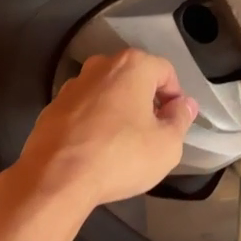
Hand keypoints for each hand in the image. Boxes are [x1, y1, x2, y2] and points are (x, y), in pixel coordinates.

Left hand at [8, 49, 200, 213]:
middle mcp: (101, 65)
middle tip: (151, 135)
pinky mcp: (55, 105)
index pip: (166, 71)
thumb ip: (180, 120)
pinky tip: (95, 149)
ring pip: (108, 92)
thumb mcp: (166, 145)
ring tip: (122, 145)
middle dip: (146, 102)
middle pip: (135, 78)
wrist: (57, 176)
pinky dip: (94, 122)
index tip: (174, 124)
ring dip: (119, 110)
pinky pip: (84, 108)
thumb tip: (185, 104)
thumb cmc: (120, 156)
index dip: (175, 98)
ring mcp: (74, 83)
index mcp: (132, 65)